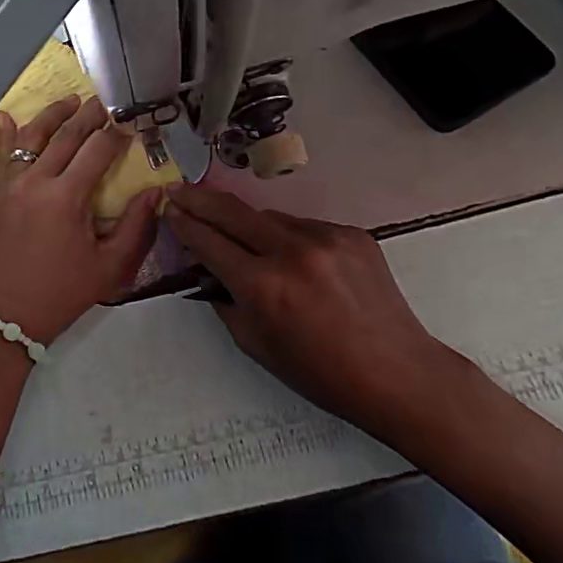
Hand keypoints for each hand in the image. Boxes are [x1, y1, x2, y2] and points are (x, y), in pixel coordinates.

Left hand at [0, 97, 162, 344]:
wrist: (1, 317)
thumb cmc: (61, 295)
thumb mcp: (109, 267)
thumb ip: (136, 227)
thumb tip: (157, 193)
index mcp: (66, 197)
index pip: (96, 150)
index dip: (116, 134)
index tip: (131, 124)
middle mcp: (35, 182)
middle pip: (65, 137)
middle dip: (88, 115)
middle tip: (105, 102)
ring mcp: (10, 187)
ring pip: (31, 138)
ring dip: (52, 116)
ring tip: (70, 101)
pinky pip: (1, 157)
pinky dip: (6, 135)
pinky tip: (7, 116)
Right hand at [164, 184, 471, 442]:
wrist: (394, 371)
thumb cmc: (319, 372)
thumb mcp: (256, 345)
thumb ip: (226, 302)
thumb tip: (209, 272)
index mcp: (264, 286)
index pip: (210, 242)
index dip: (184, 225)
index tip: (168, 210)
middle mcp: (292, 252)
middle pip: (234, 212)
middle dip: (201, 200)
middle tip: (179, 190)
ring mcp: (327, 237)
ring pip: (271, 218)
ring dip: (250, 225)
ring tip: (247, 243)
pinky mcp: (352, 233)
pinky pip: (305, 227)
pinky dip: (290, 238)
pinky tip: (297, 262)